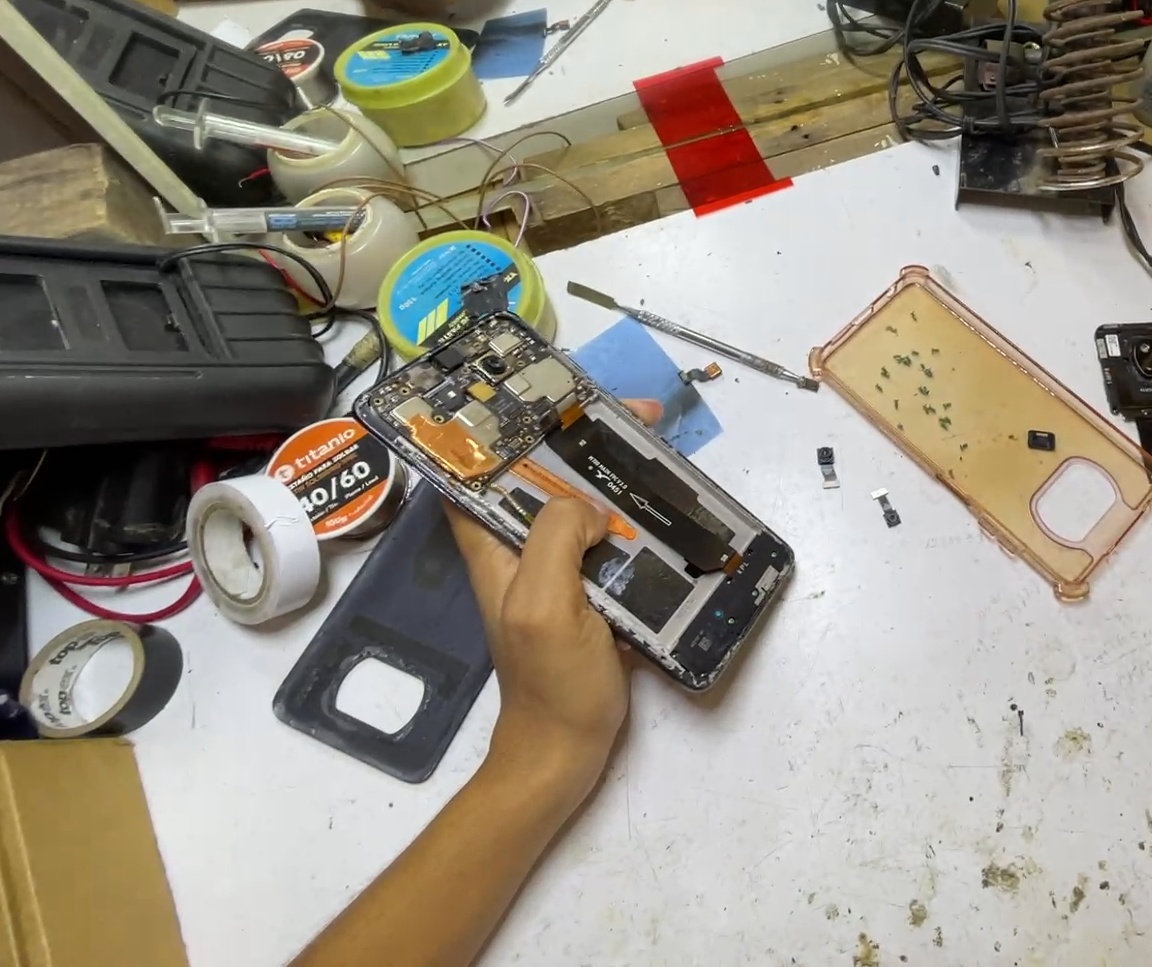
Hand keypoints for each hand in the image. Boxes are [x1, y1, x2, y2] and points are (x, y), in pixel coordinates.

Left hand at [446, 400, 664, 783]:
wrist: (568, 749)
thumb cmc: (550, 682)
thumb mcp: (541, 605)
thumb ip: (554, 541)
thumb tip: (591, 508)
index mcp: (494, 544)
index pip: (483, 467)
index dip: (515, 426)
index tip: (563, 402)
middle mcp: (521, 546)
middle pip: (546, 474)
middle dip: (587, 440)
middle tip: (641, 419)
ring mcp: (558, 568)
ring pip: (583, 502)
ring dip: (618, 474)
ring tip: (662, 449)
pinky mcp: (591, 587)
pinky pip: (611, 536)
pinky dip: (636, 516)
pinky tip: (668, 508)